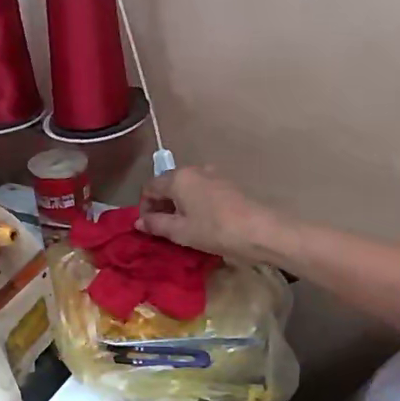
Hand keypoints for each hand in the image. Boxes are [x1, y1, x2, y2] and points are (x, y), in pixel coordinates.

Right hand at [137, 167, 280, 262]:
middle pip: (168, 184)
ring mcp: (214, 174)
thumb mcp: (180, 231)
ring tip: (184, 227)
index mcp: (178, 178)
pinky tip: (202, 222)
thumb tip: (139, 221)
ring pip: (186, 187)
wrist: (260, 230)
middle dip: (161, 205)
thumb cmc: (215, 230)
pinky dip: (195, 203)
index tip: (149, 227)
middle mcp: (195, 169)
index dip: (144, 207)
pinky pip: (202, 190)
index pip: (150, 187)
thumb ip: (156, 224)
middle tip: (164, 229)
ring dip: (179, 205)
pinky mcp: (228, 184)